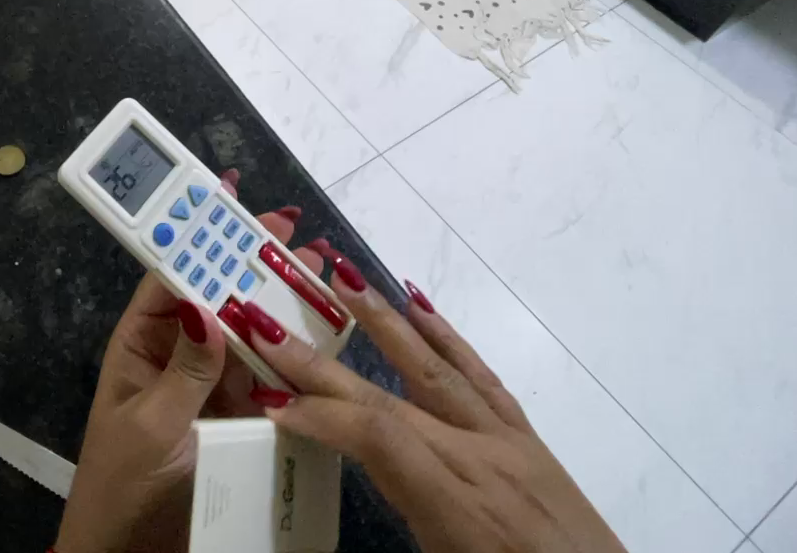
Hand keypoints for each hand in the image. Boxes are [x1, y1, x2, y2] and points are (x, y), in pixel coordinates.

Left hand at [54, 171, 321, 552]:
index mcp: (142, 341)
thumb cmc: (122, 485)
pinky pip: (264, 372)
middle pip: (214, 292)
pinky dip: (290, 350)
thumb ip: (184, 372)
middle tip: (287, 224)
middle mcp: (178, 352)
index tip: (222, 195)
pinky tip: (319, 326)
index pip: (170, 275)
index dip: (196, 233)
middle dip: (247, 255)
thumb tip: (207, 309)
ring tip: (312, 264)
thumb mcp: (151, 425)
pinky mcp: (236, 414)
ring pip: (246, 328)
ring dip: (275, 296)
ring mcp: (210, 382)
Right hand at [241, 246, 625, 552]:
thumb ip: (401, 519)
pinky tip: (419, 304)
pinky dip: (447, 336)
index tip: (267, 398)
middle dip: (319, 362)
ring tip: (343, 278)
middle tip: (265, 321)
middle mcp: (483, 465)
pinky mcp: (531, 441)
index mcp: (461, 515)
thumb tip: (350, 476)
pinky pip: (482, 378)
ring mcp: (510, 446)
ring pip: (435, 369)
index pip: (378, 440)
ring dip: (383, 320)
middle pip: (388, 400)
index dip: (320, 415)